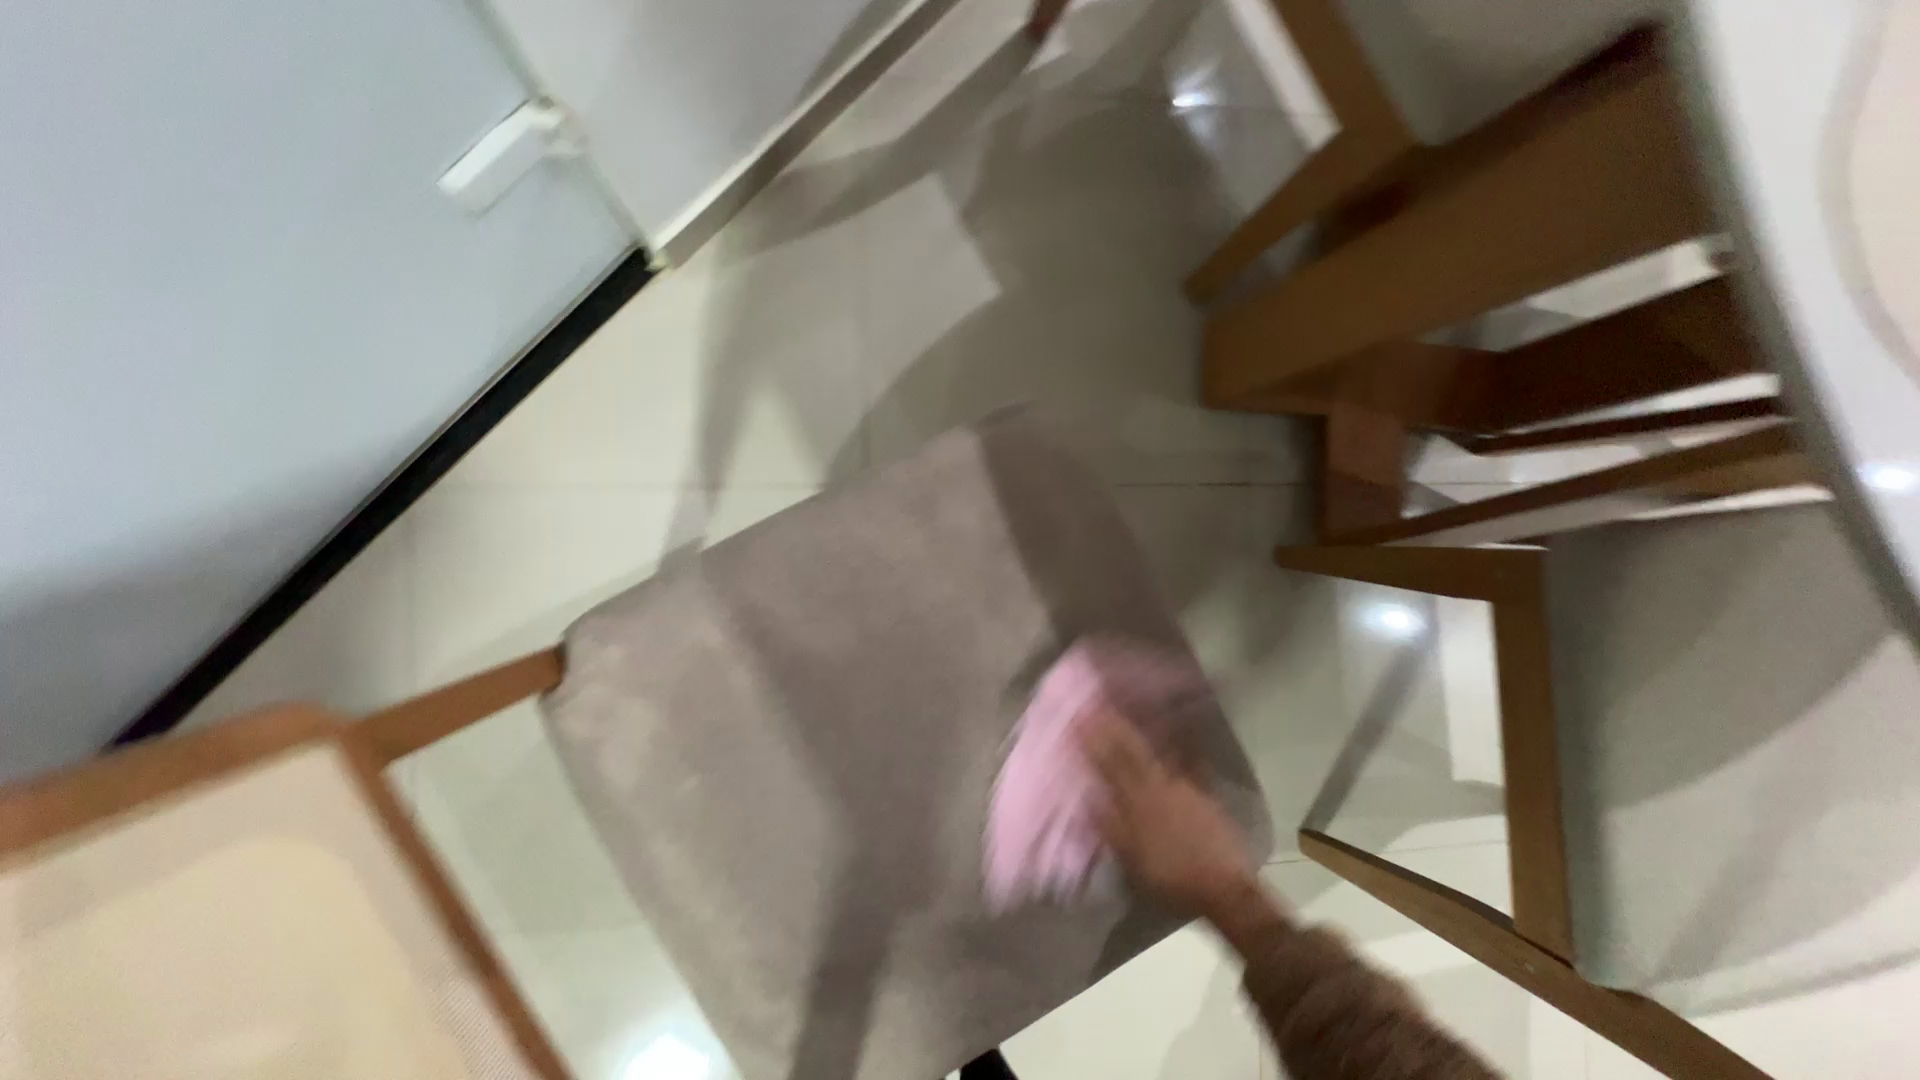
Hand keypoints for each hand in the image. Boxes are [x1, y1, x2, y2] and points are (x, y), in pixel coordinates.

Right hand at [1082, 710, 1256, 918]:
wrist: (1224, 888)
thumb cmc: (1170, 877)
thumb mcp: (1130, 858)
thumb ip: (1110, 826)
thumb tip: (1089, 796)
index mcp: (1138, 801)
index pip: (1110, 763)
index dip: (1094, 739)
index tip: (1080, 716)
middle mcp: (1161, 786)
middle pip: (1134, 750)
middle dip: (1116, 726)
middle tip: (1103, 704)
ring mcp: (1186, 787)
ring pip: (1159, 753)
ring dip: (1144, 732)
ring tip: (1133, 715)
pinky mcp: (1205, 795)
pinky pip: (1186, 765)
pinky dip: (1176, 752)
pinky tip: (1175, 745)